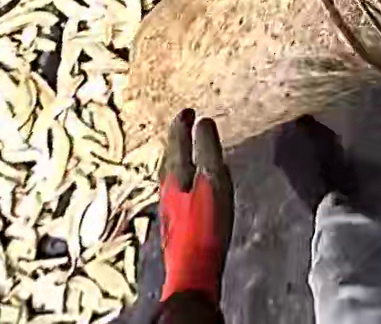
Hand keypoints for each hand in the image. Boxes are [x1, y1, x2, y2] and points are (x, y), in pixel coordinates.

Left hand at [160, 108, 232, 300]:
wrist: (192, 270)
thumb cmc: (206, 220)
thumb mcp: (214, 178)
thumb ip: (208, 148)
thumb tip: (203, 121)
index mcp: (176, 170)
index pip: (176, 137)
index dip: (182, 121)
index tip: (189, 110)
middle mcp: (166, 183)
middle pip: (169, 153)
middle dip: (177, 138)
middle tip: (186, 125)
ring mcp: (167, 202)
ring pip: (169, 170)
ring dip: (177, 155)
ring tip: (187, 149)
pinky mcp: (171, 218)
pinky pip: (173, 184)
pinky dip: (180, 172)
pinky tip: (187, 182)